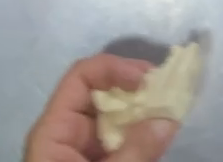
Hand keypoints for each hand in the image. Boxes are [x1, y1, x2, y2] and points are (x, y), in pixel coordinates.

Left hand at [23, 54, 177, 161]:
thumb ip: (135, 151)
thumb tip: (170, 118)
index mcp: (52, 130)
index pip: (80, 76)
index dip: (114, 68)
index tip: (147, 77)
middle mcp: (63, 134)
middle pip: (99, 95)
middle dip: (133, 89)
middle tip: (166, 90)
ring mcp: (77, 152)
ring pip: (111, 118)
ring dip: (139, 112)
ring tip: (168, 108)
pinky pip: (115, 141)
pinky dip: (137, 135)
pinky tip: (157, 133)